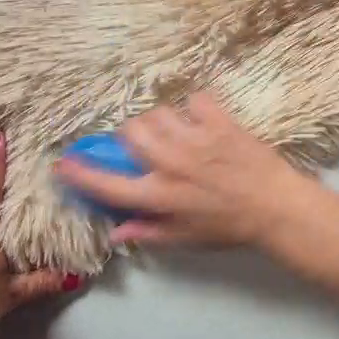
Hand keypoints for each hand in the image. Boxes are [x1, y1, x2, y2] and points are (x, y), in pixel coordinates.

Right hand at [52, 92, 312, 247]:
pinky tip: (200, 118)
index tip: (64, 162)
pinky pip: (196, 99)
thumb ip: (149, 232)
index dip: (80, 173)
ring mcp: (196, 140)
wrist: (275, 206)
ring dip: (158, 119)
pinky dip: (194, 106)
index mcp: (158, 196)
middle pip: (130, 132)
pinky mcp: (220, 123)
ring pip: (158, 113)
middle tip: (140, 142)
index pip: (108, 183)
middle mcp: (171, 164)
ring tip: (170, 129)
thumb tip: (116, 232)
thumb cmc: (229, 227)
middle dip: (128, 134)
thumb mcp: (185, 239)